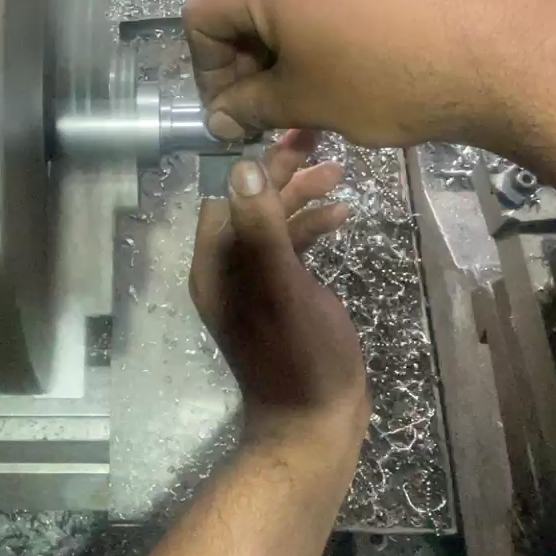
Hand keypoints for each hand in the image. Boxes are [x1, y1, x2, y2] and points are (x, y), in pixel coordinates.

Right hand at [182, 0, 555, 147]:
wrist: (508, 54)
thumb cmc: (389, 81)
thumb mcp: (307, 101)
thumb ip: (249, 106)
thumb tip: (219, 117)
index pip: (202, 16)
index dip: (206, 71)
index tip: (233, 113)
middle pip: (247, 3)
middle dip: (246, 61)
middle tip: (269, 110)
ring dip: (288, 49)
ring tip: (315, 95)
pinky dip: (326, 30)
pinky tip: (358, 68)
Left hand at [190, 130, 369, 454]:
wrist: (314, 424)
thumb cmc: (298, 357)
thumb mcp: (280, 289)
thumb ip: (260, 229)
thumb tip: (241, 168)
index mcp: (215, 263)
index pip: (224, 195)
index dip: (252, 162)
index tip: (287, 131)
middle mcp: (227, 266)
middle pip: (250, 203)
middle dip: (281, 171)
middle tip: (318, 138)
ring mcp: (254, 280)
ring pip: (272, 221)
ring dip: (301, 195)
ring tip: (339, 169)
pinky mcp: (279, 291)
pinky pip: (289, 246)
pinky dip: (311, 226)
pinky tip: (341, 214)